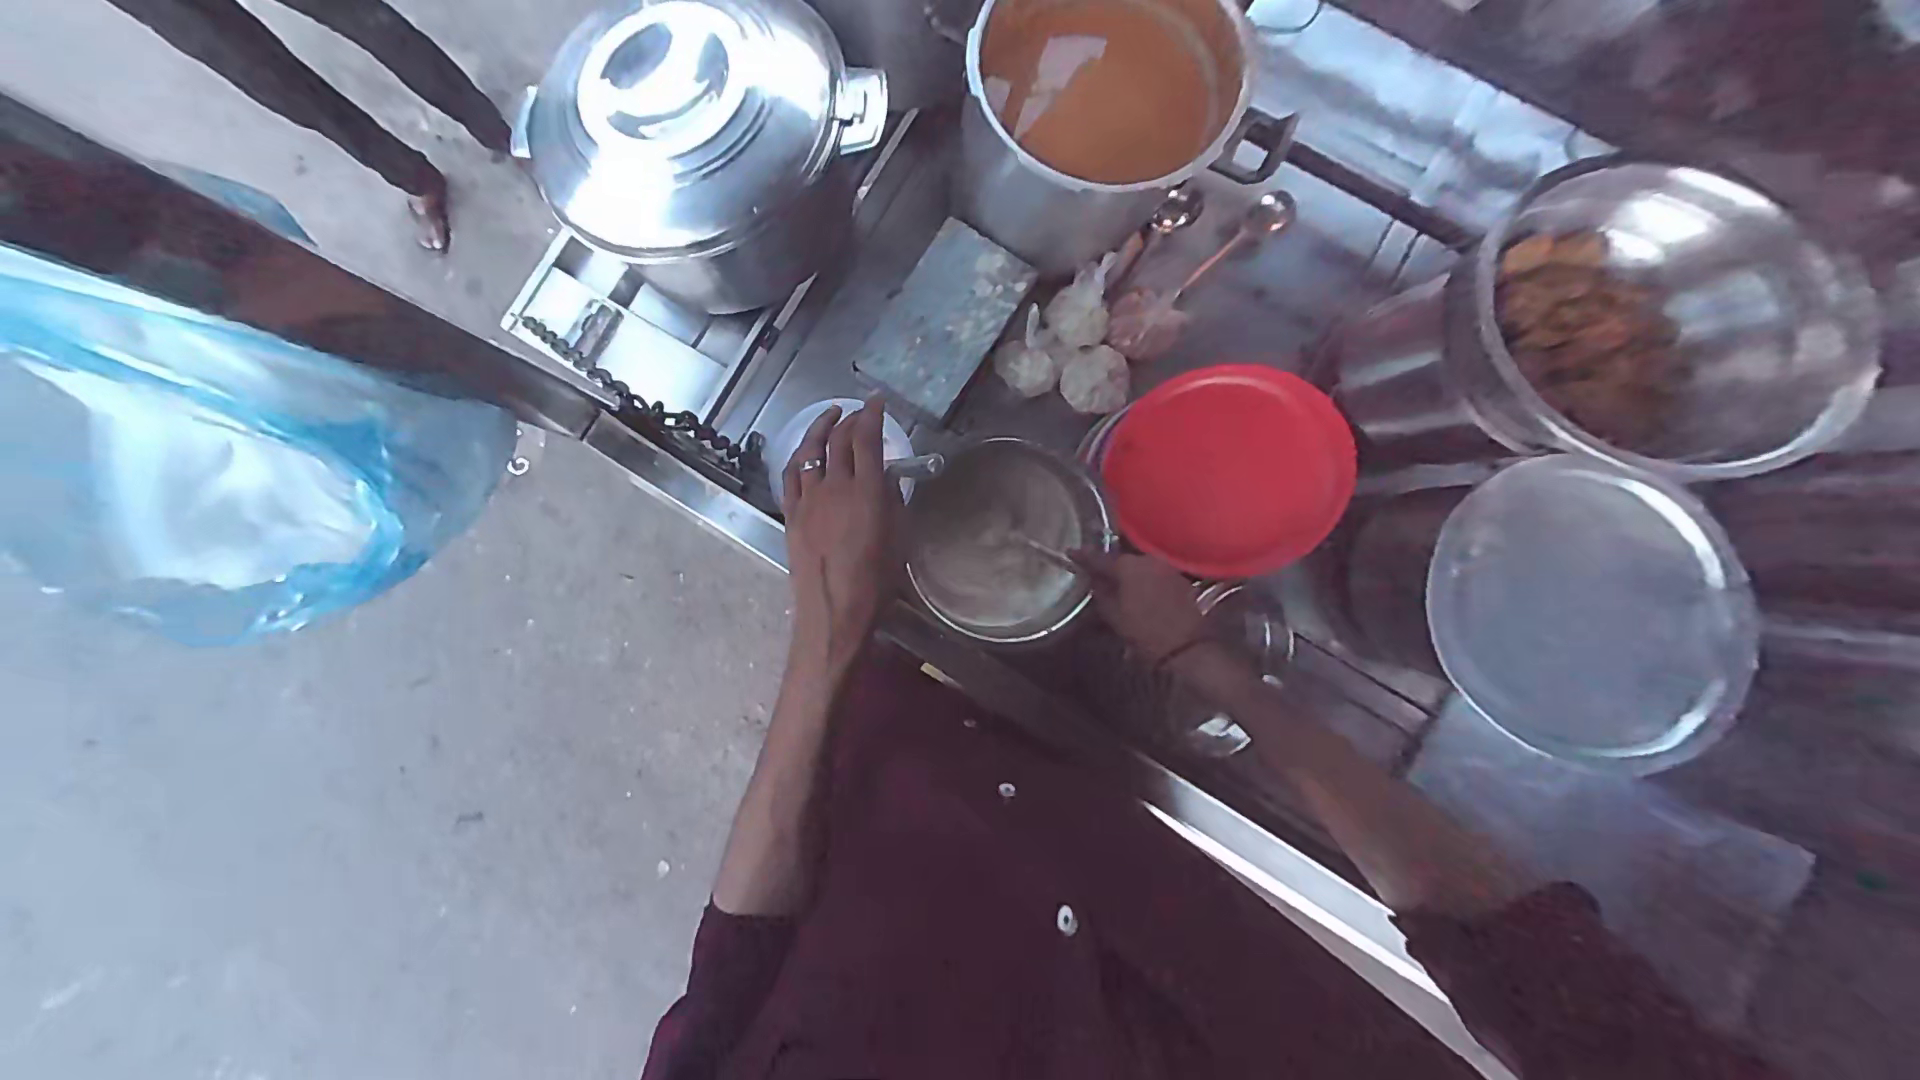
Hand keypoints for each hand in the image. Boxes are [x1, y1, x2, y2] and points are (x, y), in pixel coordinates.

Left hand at [782, 399, 899, 674]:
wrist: (834, 611)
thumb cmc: (876, 581)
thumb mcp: (899, 538)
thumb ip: (895, 502)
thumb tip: (888, 479)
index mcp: (867, 491)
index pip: (866, 439)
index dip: (872, 415)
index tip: (878, 402)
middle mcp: (834, 487)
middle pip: (838, 440)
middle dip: (850, 418)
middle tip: (860, 411)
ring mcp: (808, 499)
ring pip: (810, 451)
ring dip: (820, 429)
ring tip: (830, 417)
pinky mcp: (792, 514)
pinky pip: (792, 475)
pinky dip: (801, 456)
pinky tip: (805, 453)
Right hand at [1071, 550, 1204, 664]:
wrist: (1185, 647)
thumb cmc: (1143, 631)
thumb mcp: (1112, 614)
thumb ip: (1100, 590)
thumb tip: (1092, 577)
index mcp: (1127, 566)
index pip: (1099, 557)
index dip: (1082, 556)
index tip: (1070, 553)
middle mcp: (1148, 559)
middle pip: (1122, 558)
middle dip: (1109, 565)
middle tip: (1095, 573)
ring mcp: (1167, 567)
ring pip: (1140, 565)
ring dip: (1128, 572)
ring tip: (1118, 584)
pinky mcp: (1180, 579)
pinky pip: (1154, 573)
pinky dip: (1144, 579)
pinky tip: (1139, 591)